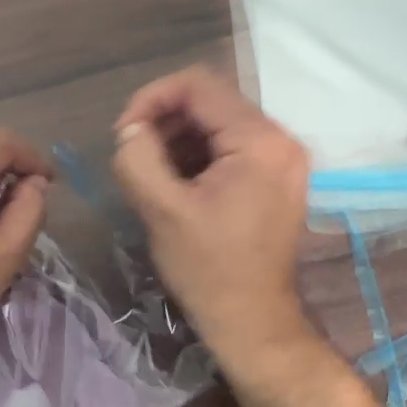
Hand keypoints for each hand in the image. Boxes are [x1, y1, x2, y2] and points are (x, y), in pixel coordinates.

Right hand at [111, 66, 312, 372]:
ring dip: (179, 141)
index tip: (124, 134)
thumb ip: (138, 158)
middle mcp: (281, 140)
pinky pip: (232, 151)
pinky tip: (176, 187)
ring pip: (220, 126)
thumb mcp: (162, 211)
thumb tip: (130, 130)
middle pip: (212, 103)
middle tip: (133, 157)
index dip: (151, 98)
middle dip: (165, 122)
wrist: (251, 321)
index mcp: (259, 140)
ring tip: (151, 175)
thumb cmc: (208, 269)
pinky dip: (200, 159)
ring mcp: (283, 161)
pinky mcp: (277, 181)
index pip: (198, 85)